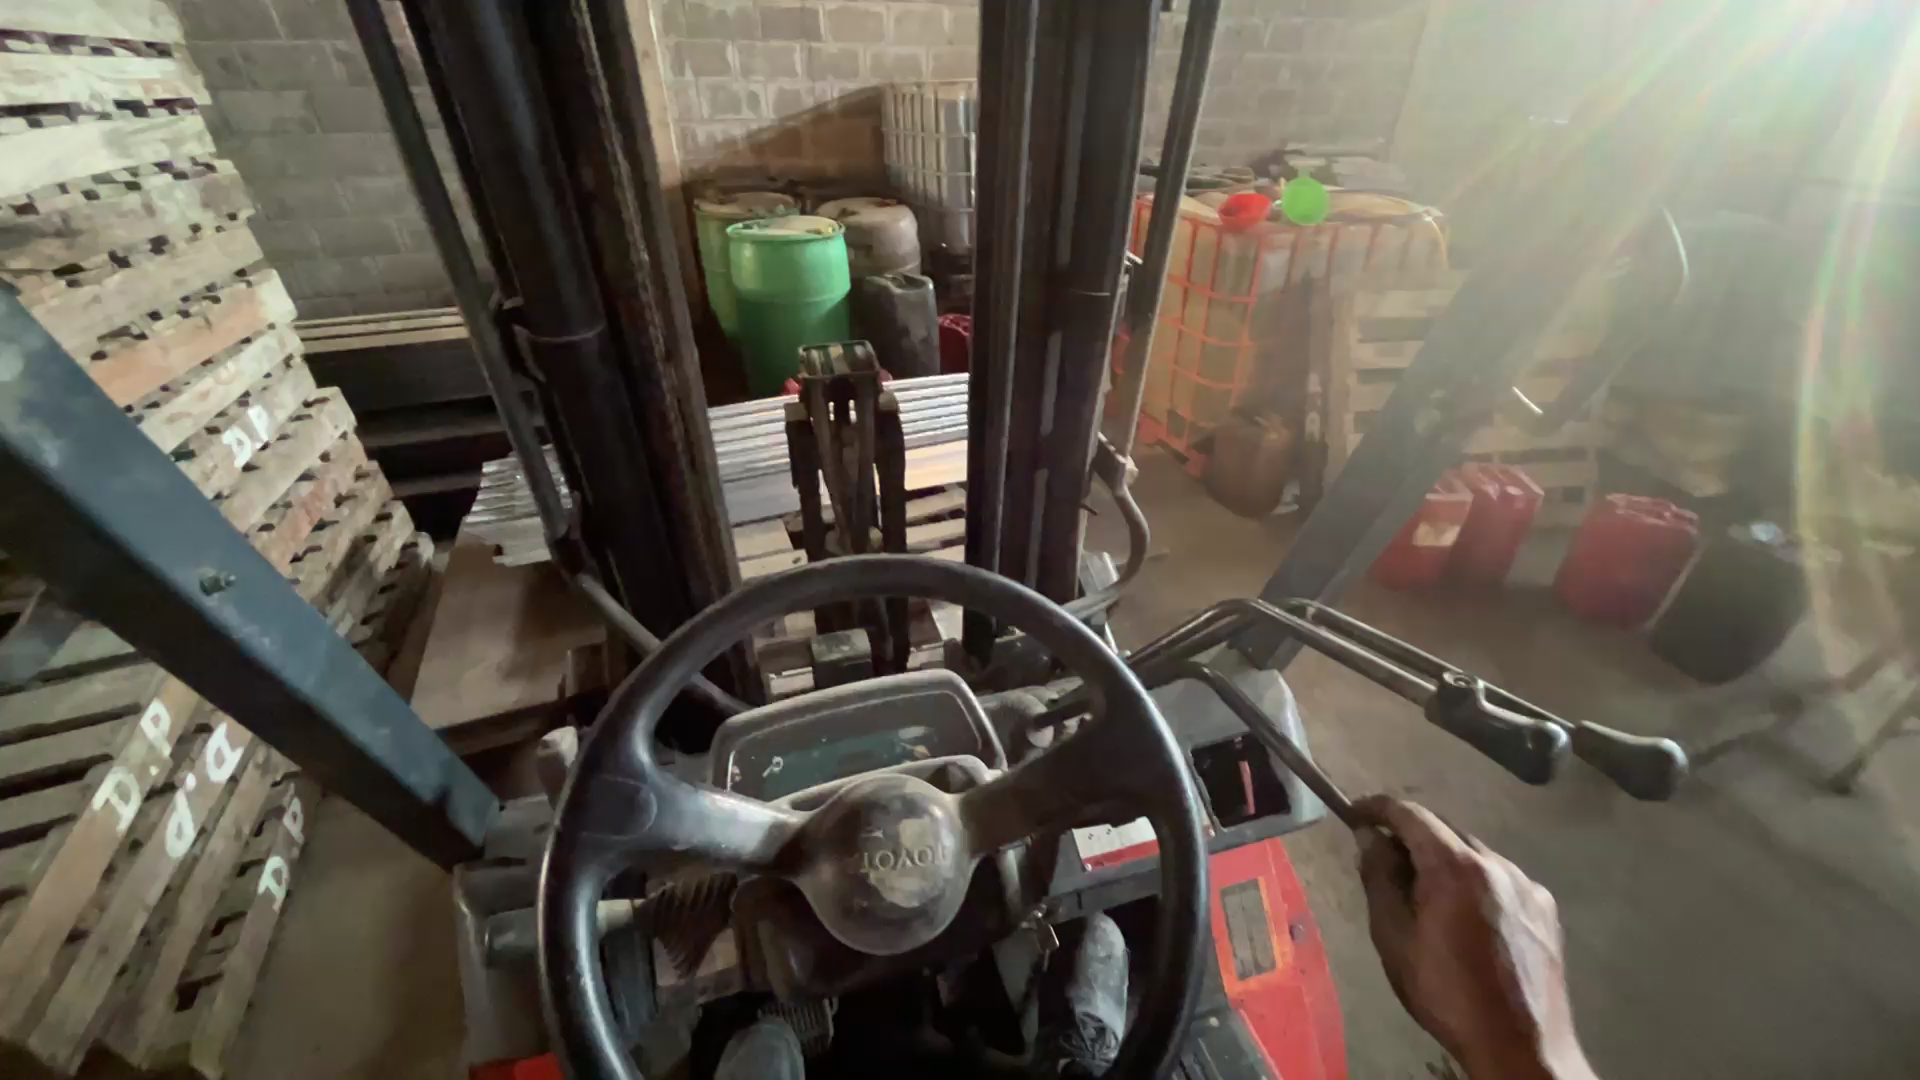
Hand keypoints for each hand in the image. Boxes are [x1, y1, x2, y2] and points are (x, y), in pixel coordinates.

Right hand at [1353, 796, 1597, 1079]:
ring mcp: (1526, 885)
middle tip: (1382, 861)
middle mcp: (1496, 864)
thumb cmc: (1446, 993)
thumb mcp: (1393, 935)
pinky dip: (1471, 879)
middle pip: (1442, 828)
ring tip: (1423, 893)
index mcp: (1455, 867)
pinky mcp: (1545, 909)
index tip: (1354, 815)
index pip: (1409, 813)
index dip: (1376, 808)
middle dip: (1408, 835)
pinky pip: (1497, 875)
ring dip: (1441, 858)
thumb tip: (1369, 837)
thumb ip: (1378, 876)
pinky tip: (1462, 914)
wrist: (1523, 1051)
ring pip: (1470, 851)